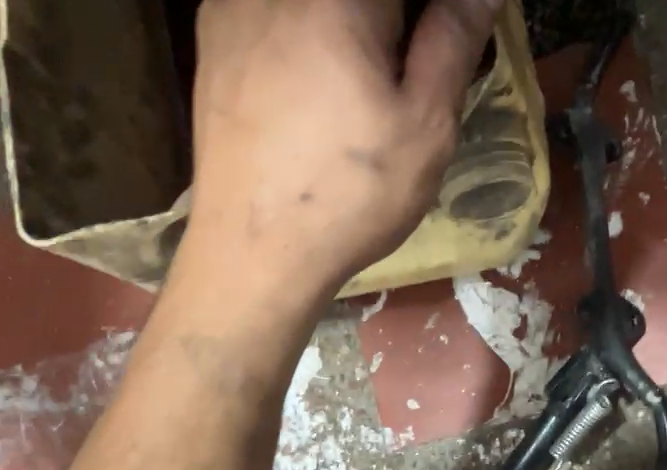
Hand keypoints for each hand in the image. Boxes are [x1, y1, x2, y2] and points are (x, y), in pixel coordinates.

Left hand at [182, 0, 500, 303]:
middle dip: (394, 27)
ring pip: (316, 9)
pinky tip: (317, 93)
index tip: (443, 56)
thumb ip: (453, 40)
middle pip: (361, 2)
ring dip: (352, 35)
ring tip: (361, 97)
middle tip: (408, 81)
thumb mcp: (426, 126)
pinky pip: (275, 13)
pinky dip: (308, 37)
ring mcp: (235, 2)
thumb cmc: (355, 194)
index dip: (433, 19)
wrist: (256, 248)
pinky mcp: (214, 35)